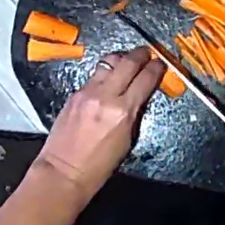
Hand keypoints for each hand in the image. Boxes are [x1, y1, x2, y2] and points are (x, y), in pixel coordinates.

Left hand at [31, 46, 163, 203]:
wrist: (64, 172)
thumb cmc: (100, 166)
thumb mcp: (128, 140)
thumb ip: (135, 113)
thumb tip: (141, 95)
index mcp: (123, 111)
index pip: (145, 79)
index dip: (156, 68)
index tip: (160, 63)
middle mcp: (106, 95)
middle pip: (128, 62)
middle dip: (140, 54)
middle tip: (146, 53)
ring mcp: (88, 92)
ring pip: (108, 62)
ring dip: (121, 58)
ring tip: (127, 60)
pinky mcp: (75, 93)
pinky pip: (94, 75)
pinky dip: (105, 72)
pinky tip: (108, 78)